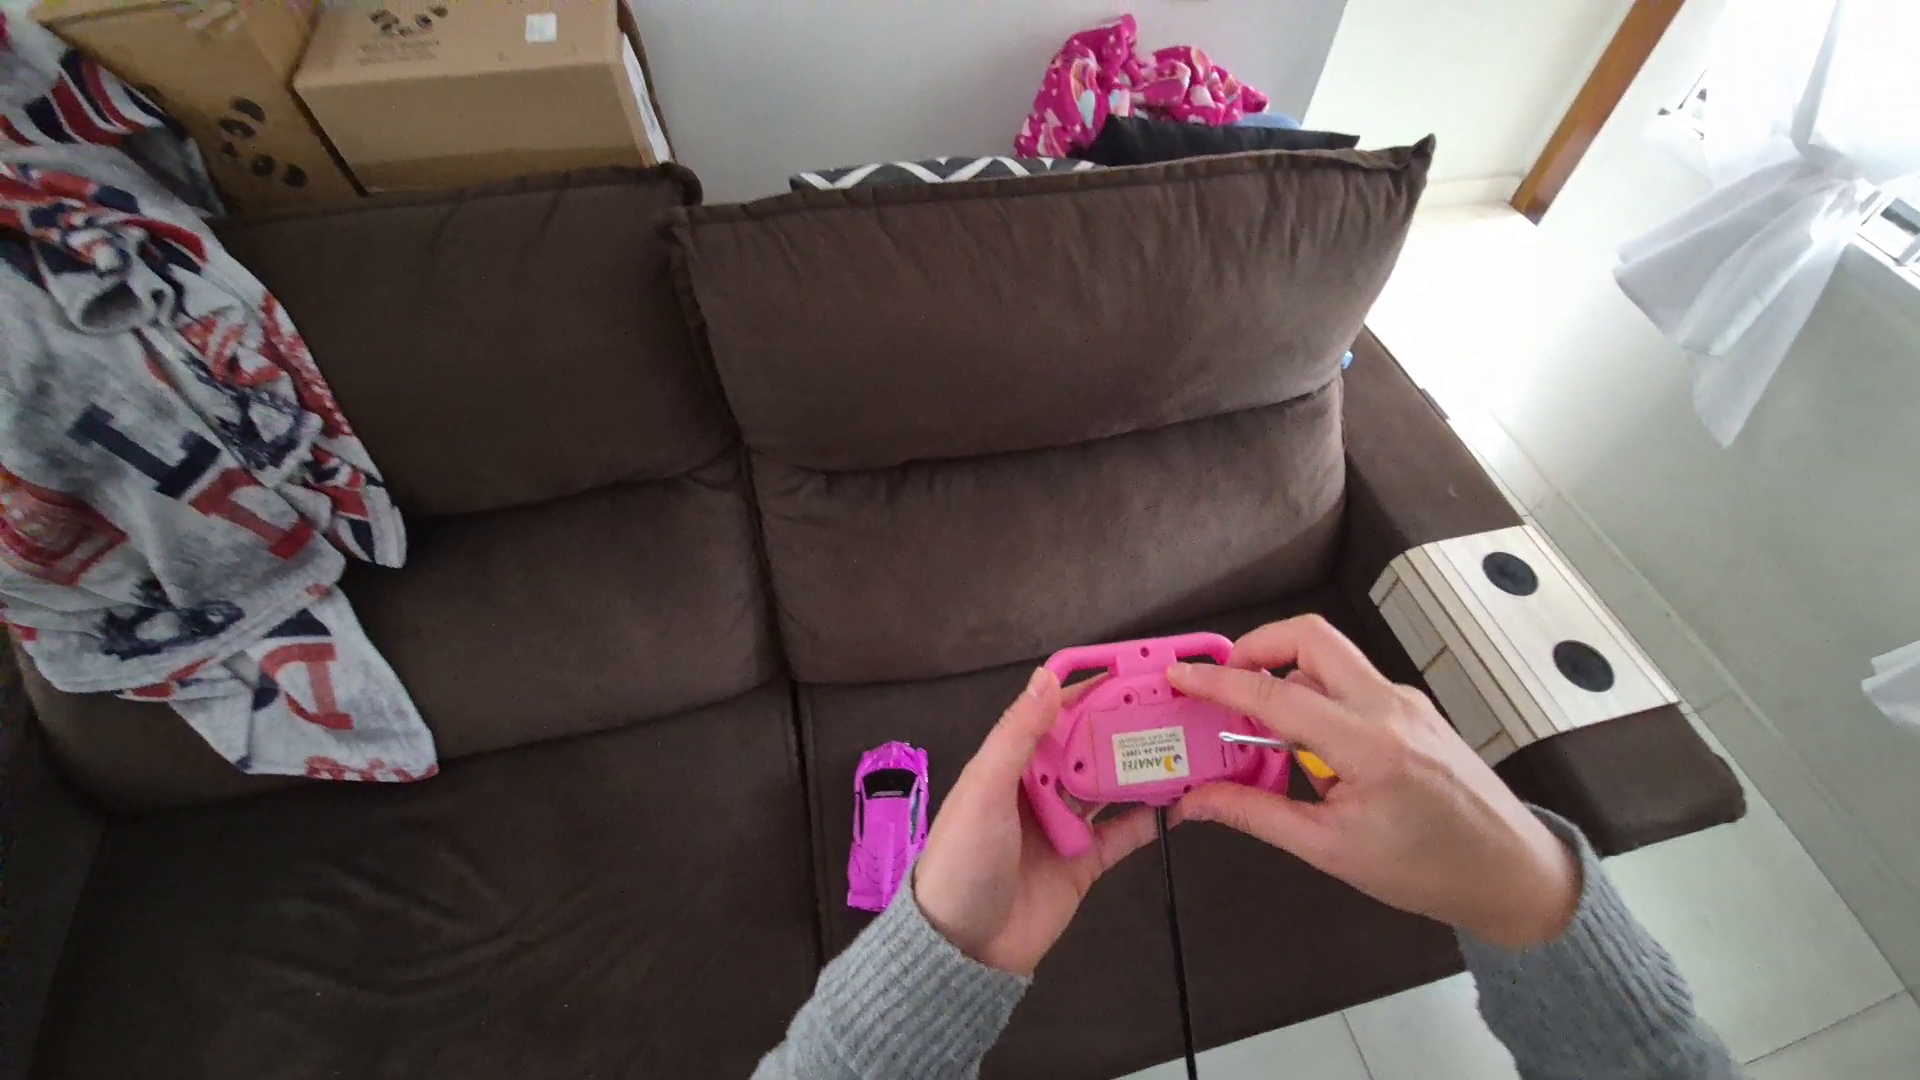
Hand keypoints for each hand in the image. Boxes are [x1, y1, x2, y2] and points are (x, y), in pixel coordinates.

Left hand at [914, 667, 1159, 974]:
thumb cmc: (965, 857)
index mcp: (1011, 761)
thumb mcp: (985, 788)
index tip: (1131, 672)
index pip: (1055, 713)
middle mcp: (1040, 785)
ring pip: (1109, 785)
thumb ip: (1017, 734)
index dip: (1089, 692)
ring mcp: (1065, 823)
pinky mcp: (1084, 862)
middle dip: (1123, 726)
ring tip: (1183, 746)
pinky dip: (1149, 819)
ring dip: (1139, 768)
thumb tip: (1046, 676)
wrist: (962, 946)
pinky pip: (1122, 834)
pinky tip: (1178, 803)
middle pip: (1087, 746)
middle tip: (1173, 707)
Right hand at [1167, 616, 1580, 947]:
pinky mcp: (1410, 706)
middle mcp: (1389, 705)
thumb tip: (1192, 804)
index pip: (1277, 694)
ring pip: (1330, 653)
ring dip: (1284, 669)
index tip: (1180, 675)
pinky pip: (1348, 678)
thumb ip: (1255, 814)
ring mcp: (1404, 700)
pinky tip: (1305, 739)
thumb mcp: (1331, 850)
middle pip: (1312, 635)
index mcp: (1369, 745)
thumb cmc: (1425, 870)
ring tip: (1259, 720)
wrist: (1518, 876)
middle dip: (1257, 644)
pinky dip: (1311, 690)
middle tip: (1227, 682)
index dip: (1219, 682)